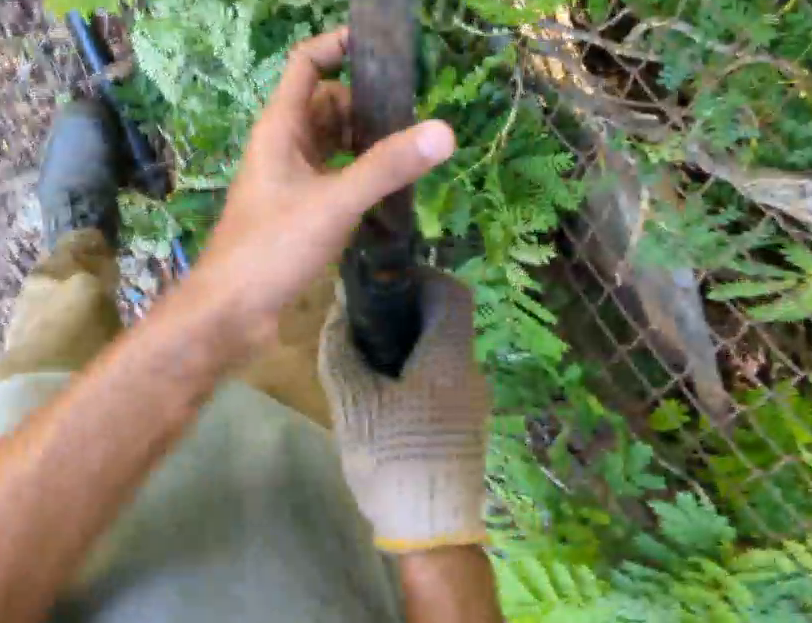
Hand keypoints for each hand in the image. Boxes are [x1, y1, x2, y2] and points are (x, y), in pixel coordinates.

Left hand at [181, 27, 454, 346]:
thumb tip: (444, 131)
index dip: (338, 44)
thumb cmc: (272, 247)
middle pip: (328, 100)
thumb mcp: (334, 202)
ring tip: (410, 152)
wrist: (230, 312)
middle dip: (366, 103)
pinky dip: (358, 171)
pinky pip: (333, 171)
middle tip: (414, 118)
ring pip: (332, 138)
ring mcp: (290, 175)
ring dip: (365, 140)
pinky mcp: (298, 205)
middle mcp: (283, 143)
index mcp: (281, 126)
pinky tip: (389, 188)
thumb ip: (386, 167)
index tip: (383, 45)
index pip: (306, 62)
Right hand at [320, 271, 489, 552]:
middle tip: (371, 313)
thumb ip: (341, 348)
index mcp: (448, 358)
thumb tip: (337, 308)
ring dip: (414, 338)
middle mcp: (470, 370)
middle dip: (410, 307)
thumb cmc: (392, 461)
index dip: (423, 275)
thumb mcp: (353, 403)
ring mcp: (473, 399)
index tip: (387, 281)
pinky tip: (388, 386)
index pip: (452, 291)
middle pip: (449, 318)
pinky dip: (421, 365)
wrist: (431, 535)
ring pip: (447, 347)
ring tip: (372, 349)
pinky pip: (447, 375)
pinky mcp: (467, 423)